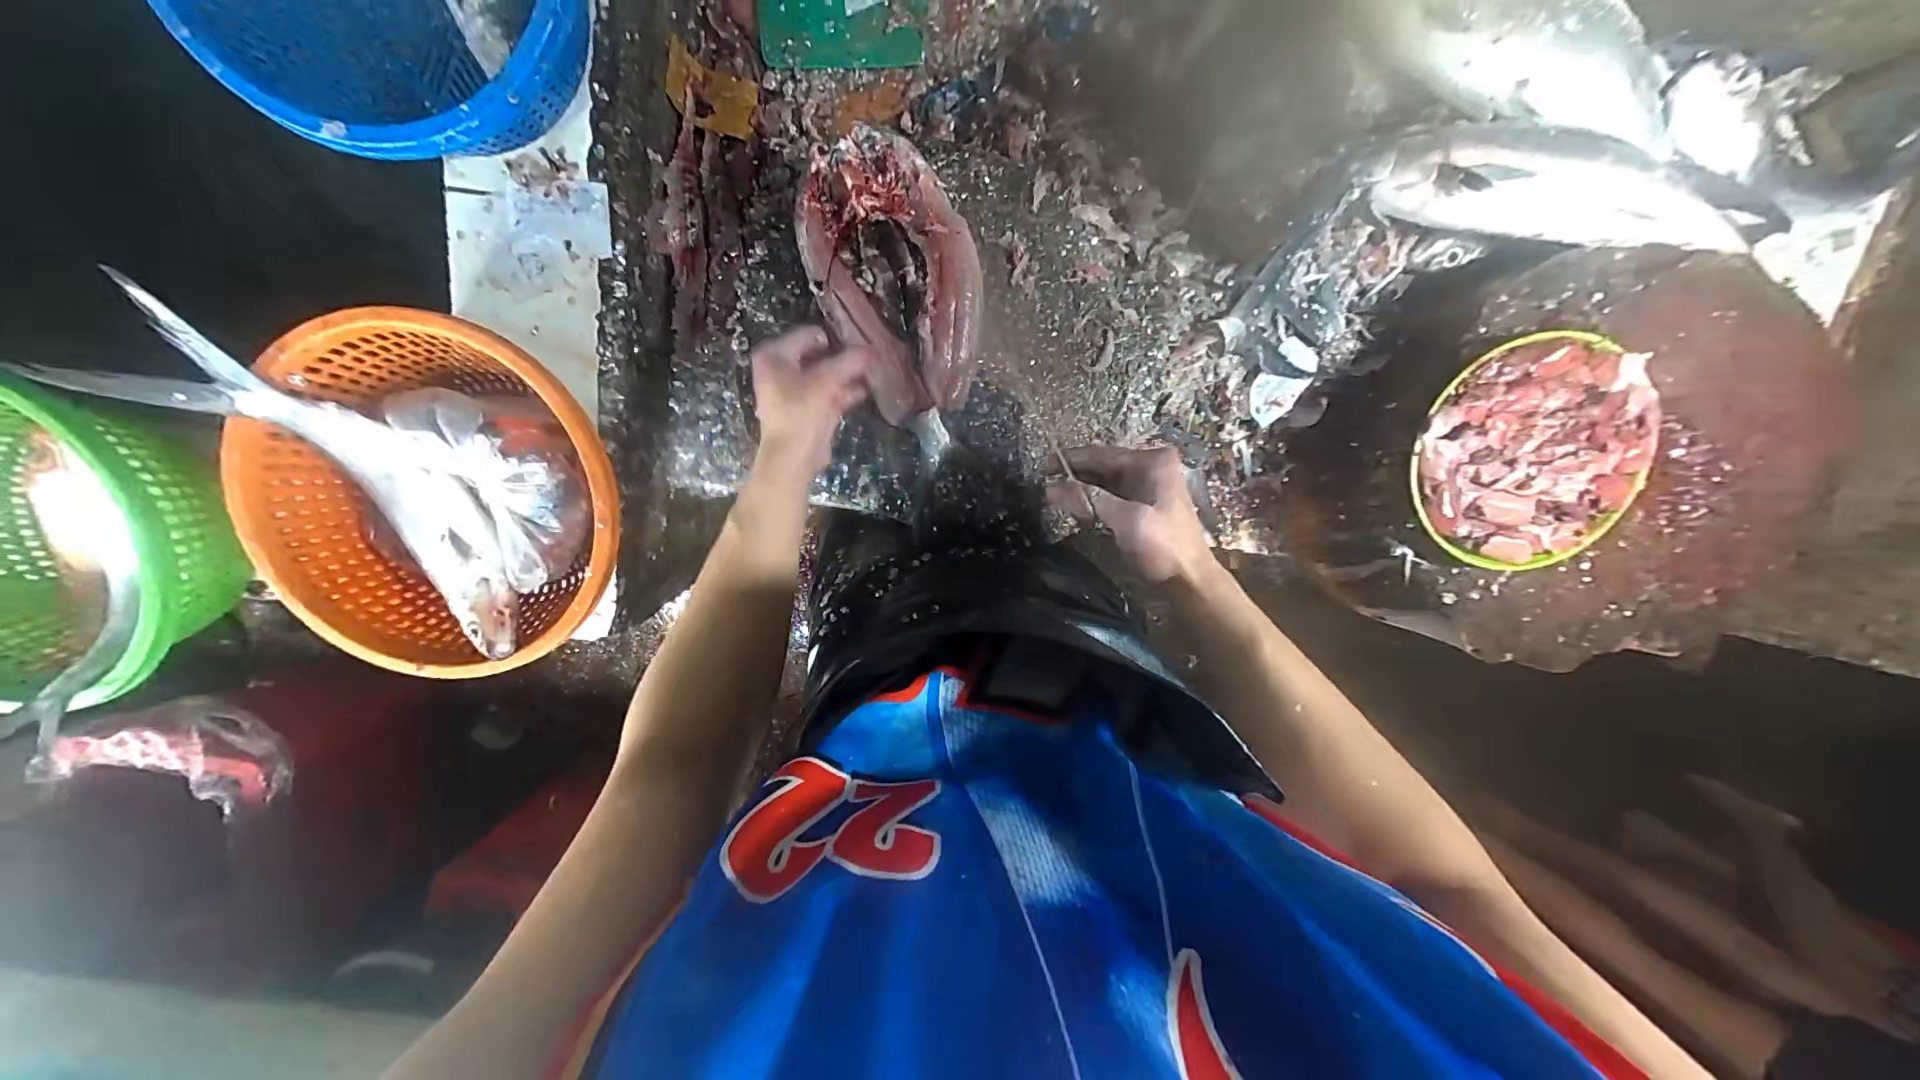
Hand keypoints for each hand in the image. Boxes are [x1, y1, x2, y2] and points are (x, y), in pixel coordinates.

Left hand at [750, 327, 872, 476]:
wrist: (791, 459)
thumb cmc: (801, 413)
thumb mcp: (828, 382)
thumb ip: (851, 362)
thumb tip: (873, 350)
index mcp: (774, 355)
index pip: (809, 334)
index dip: (836, 338)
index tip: (860, 342)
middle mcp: (779, 369)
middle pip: (817, 355)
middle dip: (843, 357)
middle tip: (868, 356)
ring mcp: (791, 390)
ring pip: (824, 375)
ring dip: (847, 375)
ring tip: (872, 372)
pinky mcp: (804, 409)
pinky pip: (825, 393)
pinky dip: (843, 391)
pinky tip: (865, 390)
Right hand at [1047, 445, 1216, 584]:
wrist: (1190, 580)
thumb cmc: (1164, 547)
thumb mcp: (1126, 519)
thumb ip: (1088, 499)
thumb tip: (1050, 488)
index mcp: (1151, 461)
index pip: (1101, 454)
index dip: (1069, 461)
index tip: (1042, 468)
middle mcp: (1150, 466)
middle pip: (1101, 465)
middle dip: (1073, 475)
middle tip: (1043, 484)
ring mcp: (1147, 484)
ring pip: (1103, 481)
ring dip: (1080, 489)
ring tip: (1053, 496)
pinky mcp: (1142, 503)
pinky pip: (1110, 495)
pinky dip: (1092, 500)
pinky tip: (1074, 507)